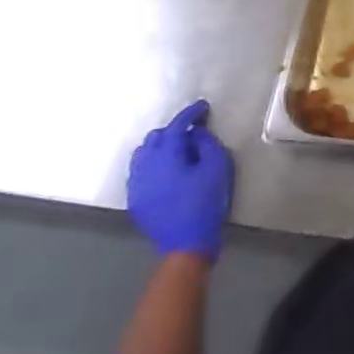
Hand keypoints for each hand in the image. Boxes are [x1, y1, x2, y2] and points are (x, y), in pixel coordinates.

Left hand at [126, 99, 234, 259]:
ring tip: (178, 152)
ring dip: (160, 146)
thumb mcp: (217, 169)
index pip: (176, 125)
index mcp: (165, 154)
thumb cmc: (206, 205)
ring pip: (144, 153)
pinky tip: (166, 173)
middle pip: (157, 137)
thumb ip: (207, 144)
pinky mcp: (135, 199)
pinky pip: (140, 171)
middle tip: (194, 134)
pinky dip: (152, 164)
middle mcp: (145, 164)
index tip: (203, 107)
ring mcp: (136, 183)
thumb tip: (195, 134)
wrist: (186, 245)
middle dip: (174, 130)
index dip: (191, 113)